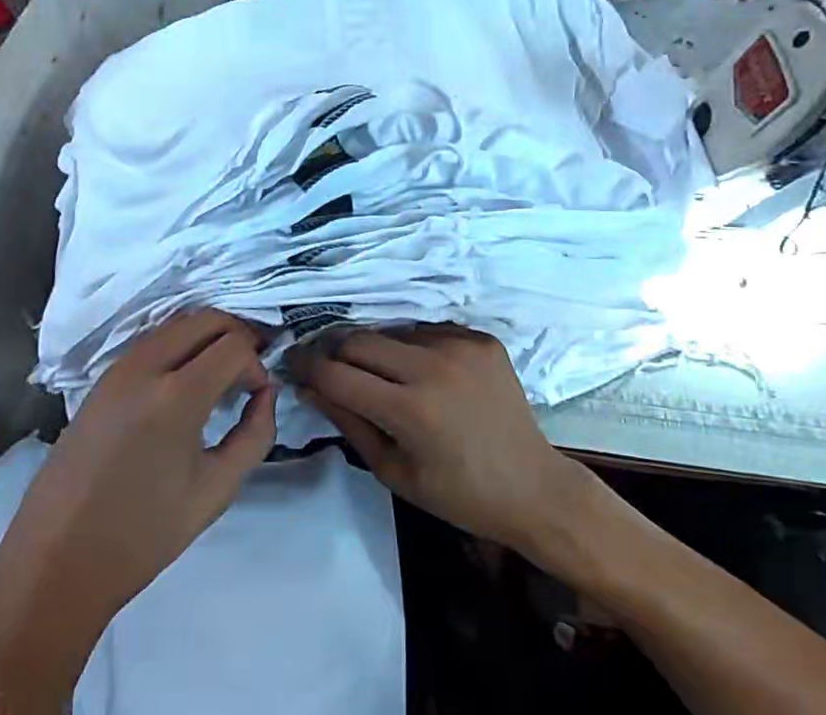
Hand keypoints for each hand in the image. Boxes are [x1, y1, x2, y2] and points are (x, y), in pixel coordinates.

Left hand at [0, 310, 277, 631]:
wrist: (56, 563)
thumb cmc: (144, 534)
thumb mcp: (217, 489)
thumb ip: (255, 433)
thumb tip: (265, 393)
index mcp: (176, 397)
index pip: (234, 344)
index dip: (256, 364)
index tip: (257, 395)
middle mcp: (144, 368)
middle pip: (205, 319)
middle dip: (236, 337)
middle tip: (247, 375)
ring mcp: (115, 370)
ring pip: (176, 324)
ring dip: (206, 338)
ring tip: (218, 379)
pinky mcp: (99, 381)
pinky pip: (150, 342)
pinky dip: (178, 347)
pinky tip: (184, 386)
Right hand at [294, 324, 586, 553]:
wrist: (531, 485)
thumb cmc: (458, 494)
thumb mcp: (394, 471)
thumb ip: (349, 423)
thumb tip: (310, 388)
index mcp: (411, 409)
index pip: (338, 374)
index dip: (308, 368)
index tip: (294, 366)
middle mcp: (435, 366)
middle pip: (361, 340)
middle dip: (335, 351)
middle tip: (327, 365)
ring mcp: (462, 347)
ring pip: (394, 331)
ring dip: (376, 349)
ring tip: (376, 371)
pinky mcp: (482, 338)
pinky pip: (430, 331)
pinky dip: (414, 347)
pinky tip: (419, 370)